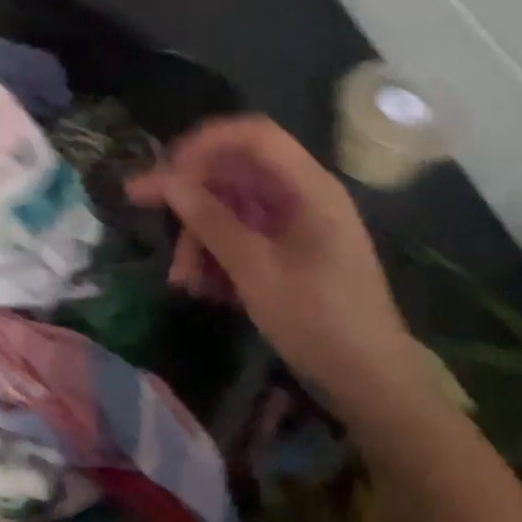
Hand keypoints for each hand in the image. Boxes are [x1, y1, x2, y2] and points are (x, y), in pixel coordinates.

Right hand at [127, 116, 415, 401]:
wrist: (374, 385)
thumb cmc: (320, 320)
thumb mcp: (256, 270)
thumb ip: (210, 220)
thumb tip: (165, 179)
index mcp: (308, 188)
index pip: (252, 135)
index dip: (205, 142)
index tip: (165, 167)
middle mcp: (302, 197)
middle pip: (233, 172)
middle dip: (191, 198)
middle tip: (147, 211)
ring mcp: (296, 226)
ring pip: (230, 207)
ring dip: (199, 236)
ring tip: (182, 279)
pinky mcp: (288, 254)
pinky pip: (241, 236)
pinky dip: (216, 256)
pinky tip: (202, 289)